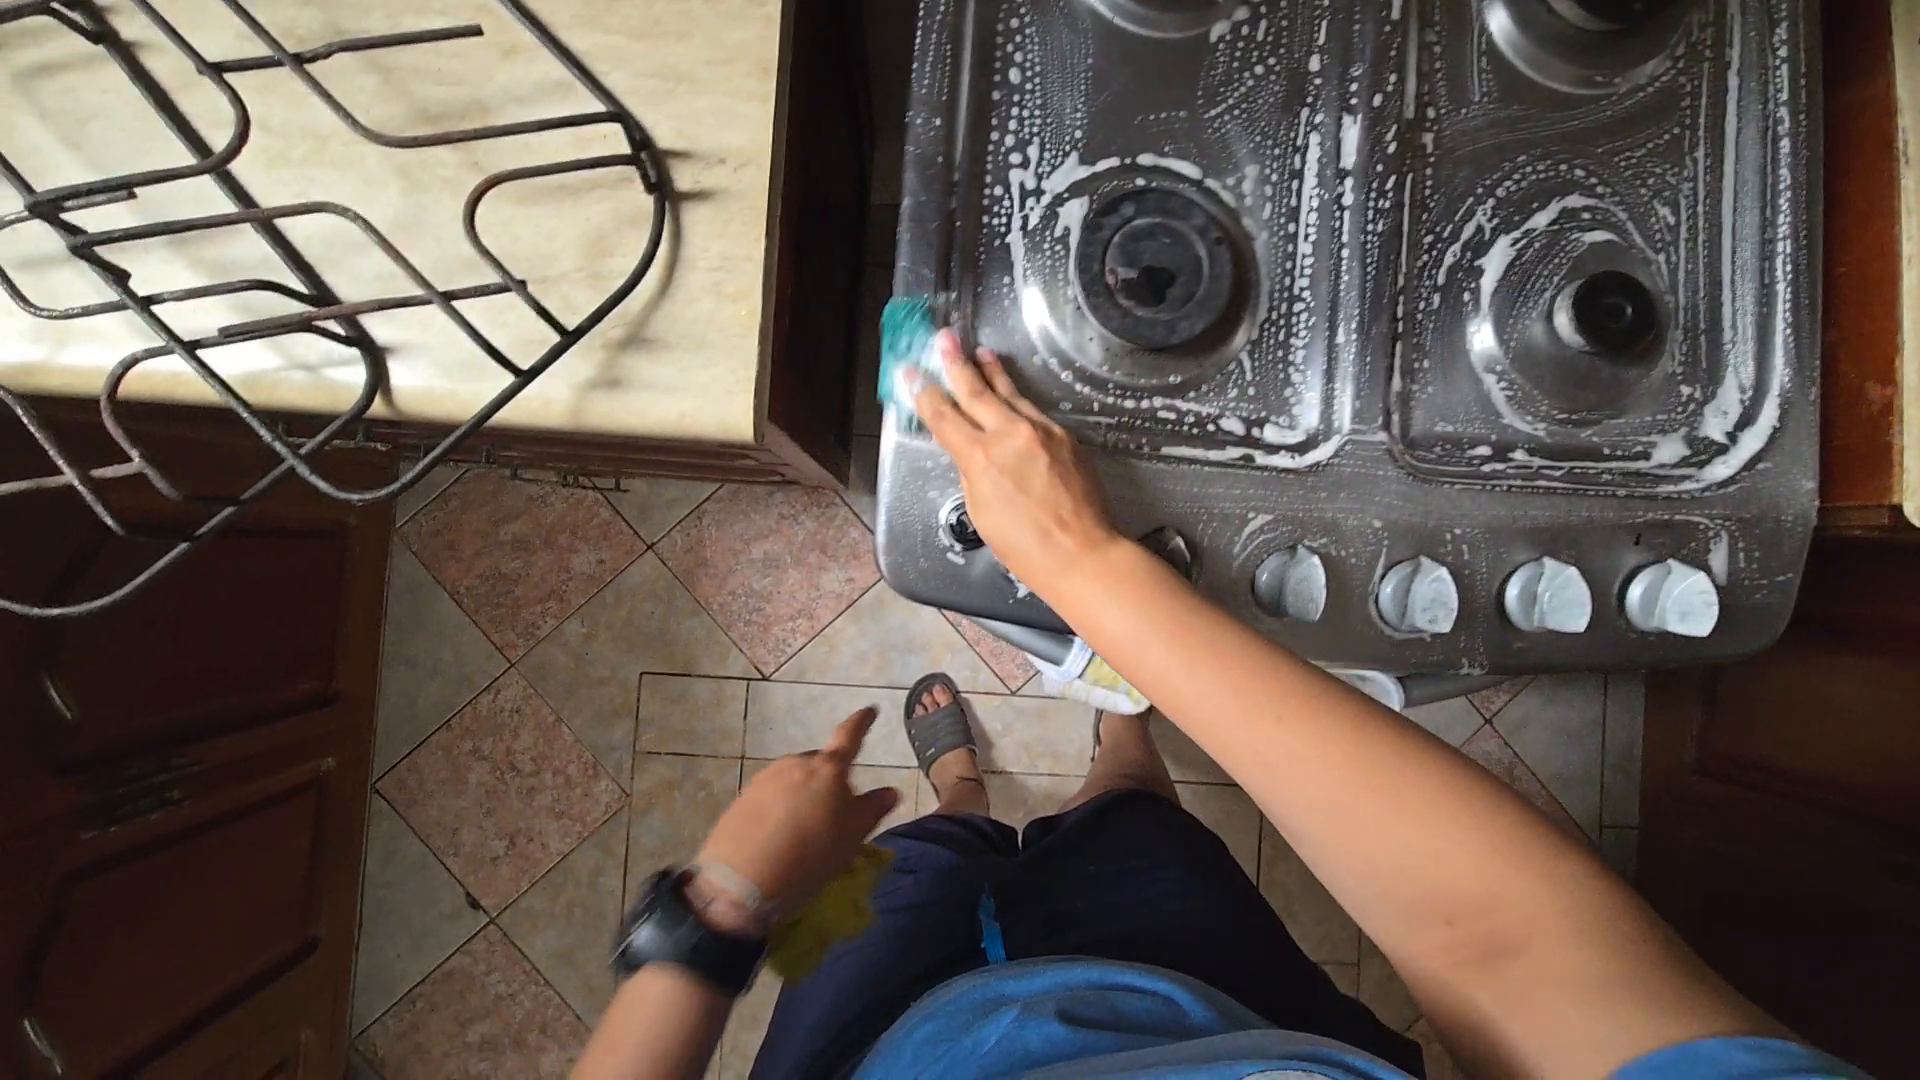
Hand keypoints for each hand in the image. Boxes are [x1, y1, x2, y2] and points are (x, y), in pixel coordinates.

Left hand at [693, 708, 899, 922]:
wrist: (742, 884)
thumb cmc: (811, 856)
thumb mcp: (852, 837)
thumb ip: (872, 809)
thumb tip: (890, 791)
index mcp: (828, 768)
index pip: (850, 736)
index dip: (862, 722)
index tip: (870, 711)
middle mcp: (796, 763)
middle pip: (820, 766)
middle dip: (829, 782)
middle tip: (834, 816)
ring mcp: (766, 778)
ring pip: (794, 781)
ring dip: (803, 797)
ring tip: (805, 834)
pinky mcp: (743, 798)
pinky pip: (772, 797)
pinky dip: (781, 809)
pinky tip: (780, 838)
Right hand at [912, 329, 1121, 588]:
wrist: (1080, 552)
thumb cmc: (1024, 546)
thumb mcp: (981, 512)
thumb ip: (972, 473)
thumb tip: (970, 451)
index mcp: (981, 458)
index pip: (944, 417)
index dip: (923, 393)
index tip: (911, 373)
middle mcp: (1009, 435)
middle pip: (976, 391)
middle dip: (956, 363)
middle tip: (944, 337)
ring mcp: (1041, 431)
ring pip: (1010, 393)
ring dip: (992, 371)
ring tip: (980, 351)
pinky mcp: (1064, 436)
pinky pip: (1033, 410)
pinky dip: (1018, 397)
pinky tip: (1013, 391)